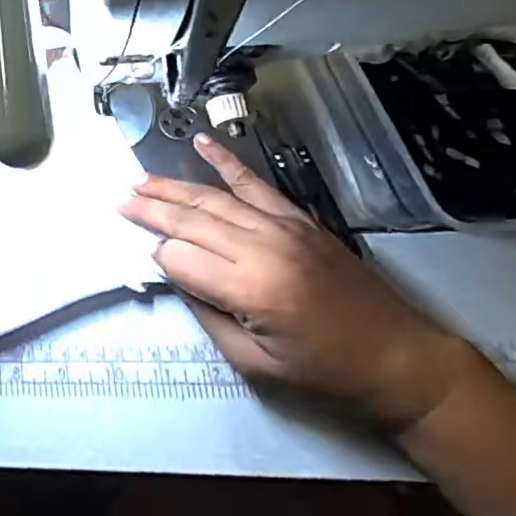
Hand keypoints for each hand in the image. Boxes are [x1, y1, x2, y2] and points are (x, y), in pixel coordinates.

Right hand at [120, 134, 483, 429]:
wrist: (395, 353)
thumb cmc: (325, 370)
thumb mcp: (258, 363)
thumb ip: (210, 317)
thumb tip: (179, 278)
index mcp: (251, 288)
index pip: (184, 259)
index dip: (161, 259)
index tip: (146, 260)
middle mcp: (262, 245)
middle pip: (193, 219)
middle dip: (152, 208)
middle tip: (120, 198)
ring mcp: (281, 224)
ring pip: (216, 197)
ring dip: (175, 187)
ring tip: (141, 179)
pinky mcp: (297, 216)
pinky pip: (254, 183)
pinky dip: (225, 161)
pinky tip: (201, 145)